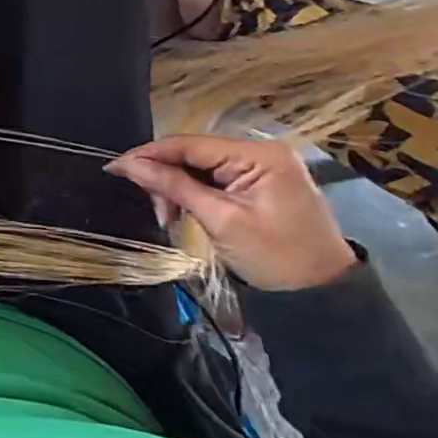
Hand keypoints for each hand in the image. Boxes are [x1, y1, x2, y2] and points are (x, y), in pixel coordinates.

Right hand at [105, 135, 356, 290]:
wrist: (323, 294)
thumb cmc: (276, 256)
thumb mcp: (219, 219)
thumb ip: (172, 185)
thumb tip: (125, 164)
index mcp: (259, 155)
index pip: (188, 144)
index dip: (146, 154)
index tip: (114, 168)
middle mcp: (261, 151)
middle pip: (190, 153)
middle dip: (163, 177)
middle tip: (152, 206)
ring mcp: (261, 166)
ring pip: (196, 165)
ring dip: (174, 187)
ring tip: (167, 215)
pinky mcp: (258, 181)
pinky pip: (211, 177)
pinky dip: (190, 192)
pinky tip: (182, 211)